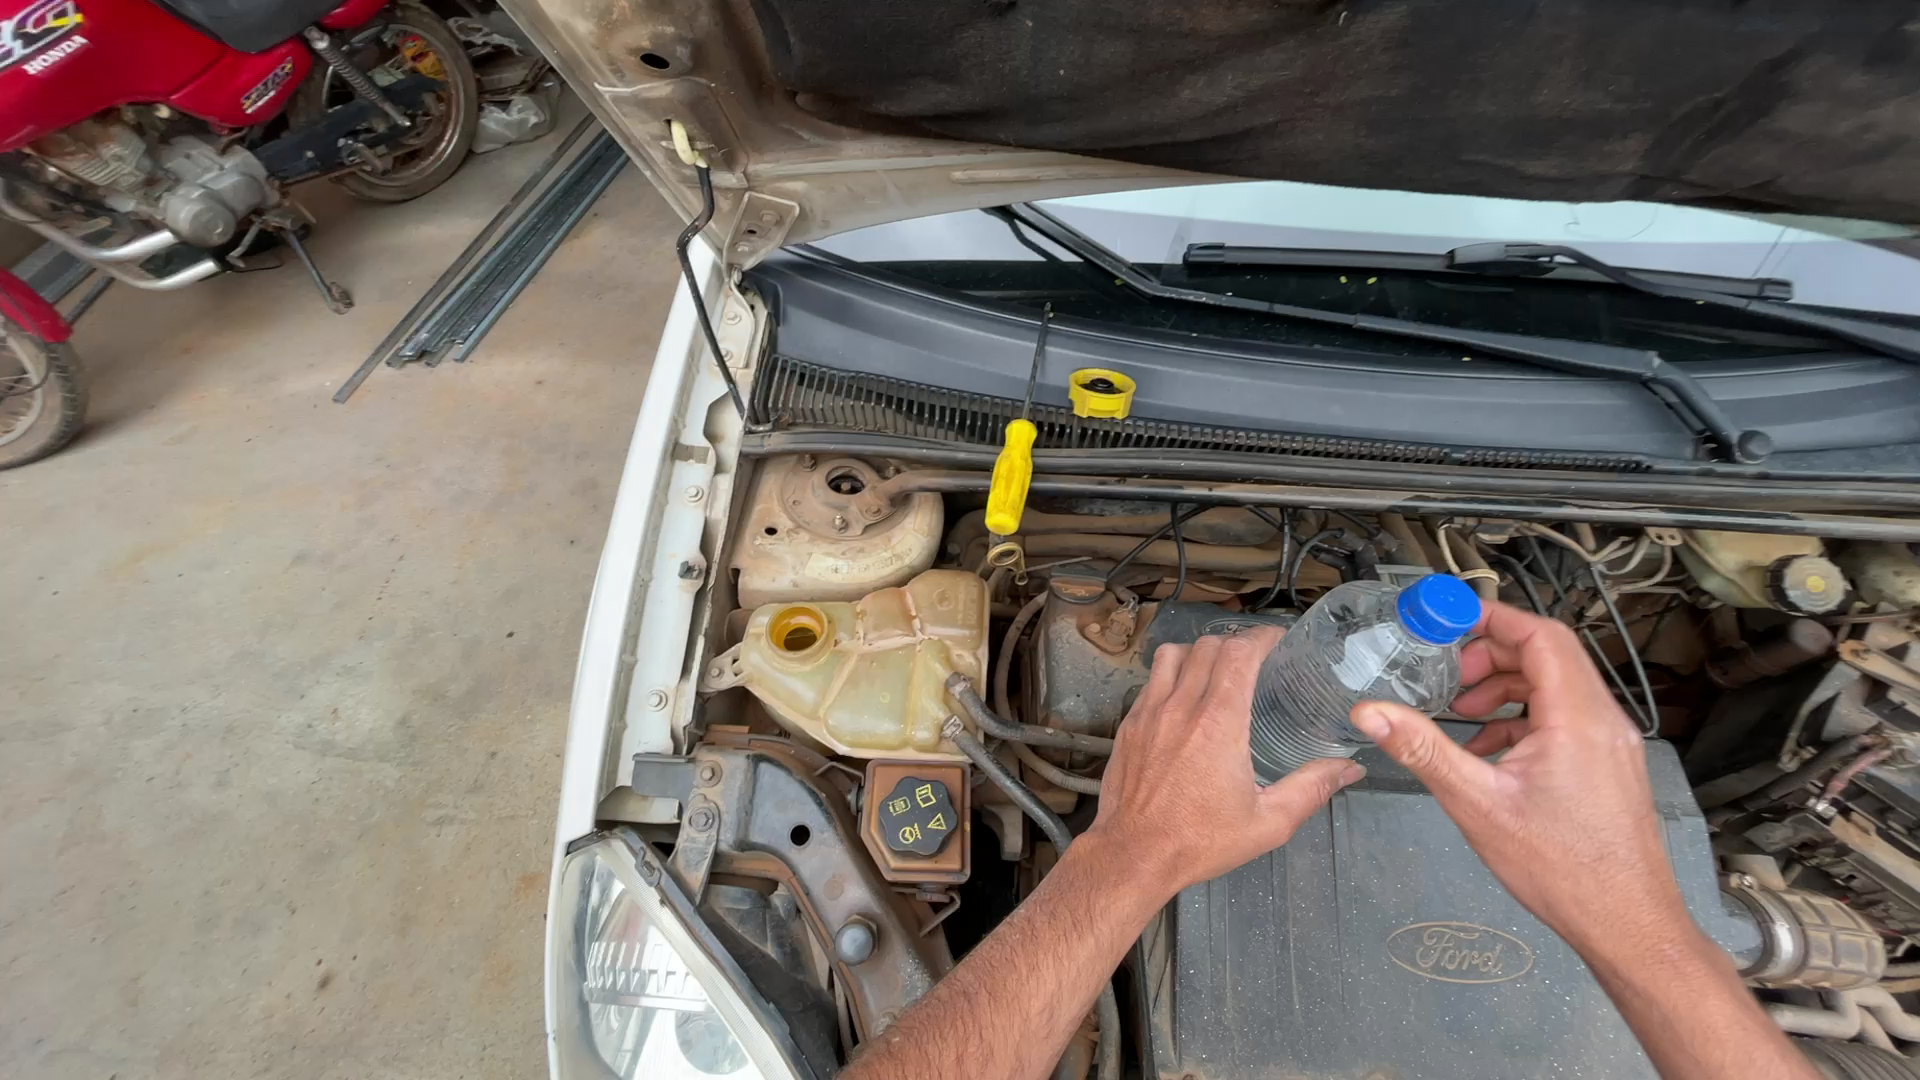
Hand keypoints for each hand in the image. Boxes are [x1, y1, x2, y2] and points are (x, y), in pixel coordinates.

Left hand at [1087, 626, 1363, 897]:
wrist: (1134, 852)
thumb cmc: (1200, 840)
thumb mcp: (1268, 822)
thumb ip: (1311, 788)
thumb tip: (1349, 768)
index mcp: (1218, 722)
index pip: (1239, 653)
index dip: (1261, 638)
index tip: (1278, 641)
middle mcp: (1180, 706)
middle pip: (1208, 646)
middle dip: (1235, 644)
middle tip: (1255, 659)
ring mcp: (1148, 710)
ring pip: (1172, 654)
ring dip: (1198, 652)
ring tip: (1216, 670)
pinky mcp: (1129, 721)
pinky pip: (1150, 679)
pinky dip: (1170, 674)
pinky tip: (1184, 697)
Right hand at [1349, 601, 1691, 955]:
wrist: (1629, 928)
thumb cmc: (1561, 867)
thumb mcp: (1476, 802)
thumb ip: (1421, 748)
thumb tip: (1368, 711)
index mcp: (1577, 720)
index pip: (1542, 637)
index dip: (1492, 618)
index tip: (1444, 618)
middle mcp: (1602, 723)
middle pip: (1546, 655)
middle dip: (1488, 653)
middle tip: (1445, 674)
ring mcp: (1608, 744)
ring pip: (1552, 684)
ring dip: (1501, 684)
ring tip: (1459, 710)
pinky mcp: (1603, 764)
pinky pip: (1558, 716)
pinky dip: (1515, 715)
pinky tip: (1482, 746)